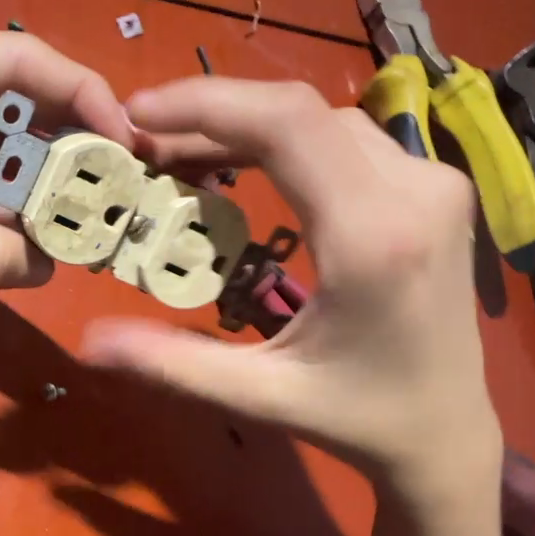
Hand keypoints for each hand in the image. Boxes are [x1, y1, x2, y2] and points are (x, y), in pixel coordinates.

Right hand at [81, 78, 501, 498]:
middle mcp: (415, 191)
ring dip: (246, 129)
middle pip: (301, 112)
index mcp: (372, 238)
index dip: (207, 106)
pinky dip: (282, 144)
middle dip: (213, 117)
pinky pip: (346, 143)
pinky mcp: (432, 189)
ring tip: (179, 157)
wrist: (443, 429)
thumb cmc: (353, 418)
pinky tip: (240, 170)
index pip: (287, 127)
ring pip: (324, 121)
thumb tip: (91, 341)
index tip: (138, 115)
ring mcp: (432, 183)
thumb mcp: (258, 396)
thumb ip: (174, 364)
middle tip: (143, 143)